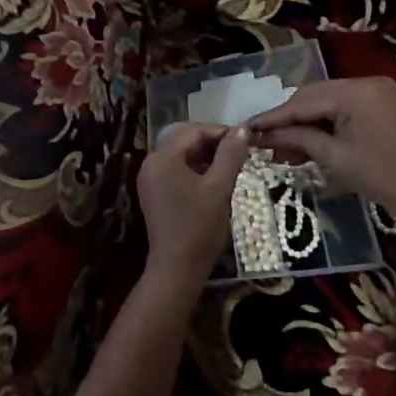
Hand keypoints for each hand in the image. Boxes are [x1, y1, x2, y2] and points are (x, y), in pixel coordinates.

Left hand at [138, 123, 249, 281]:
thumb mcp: (219, 187)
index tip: (246, 141)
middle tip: (241, 154)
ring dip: (205, 157)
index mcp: (162, 158)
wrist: (177, 266)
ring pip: (180, 156)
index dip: (220, 132)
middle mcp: (150, 164)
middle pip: (184, 140)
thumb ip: (231, 155)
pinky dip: (195, 170)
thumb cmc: (199, 225)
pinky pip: (175, 171)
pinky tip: (215, 181)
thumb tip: (243, 129)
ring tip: (232, 167)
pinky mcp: (154, 193)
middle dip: (213, 143)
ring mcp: (149, 179)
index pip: (192, 130)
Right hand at [247, 77, 395, 219]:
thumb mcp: (333, 156)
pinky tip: (304, 145)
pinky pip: (340, 110)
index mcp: (355, 92)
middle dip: (286, 121)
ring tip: (281, 151)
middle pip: (311, 97)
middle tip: (264, 144)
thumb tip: (262, 135)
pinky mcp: (379, 105)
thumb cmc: (381, 174)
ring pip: (323, 104)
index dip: (271, 118)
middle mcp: (364, 83)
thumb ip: (297, 138)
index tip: (246, 129)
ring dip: (302, 125)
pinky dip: (321, 126)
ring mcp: (374, 93)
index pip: (301, 102)